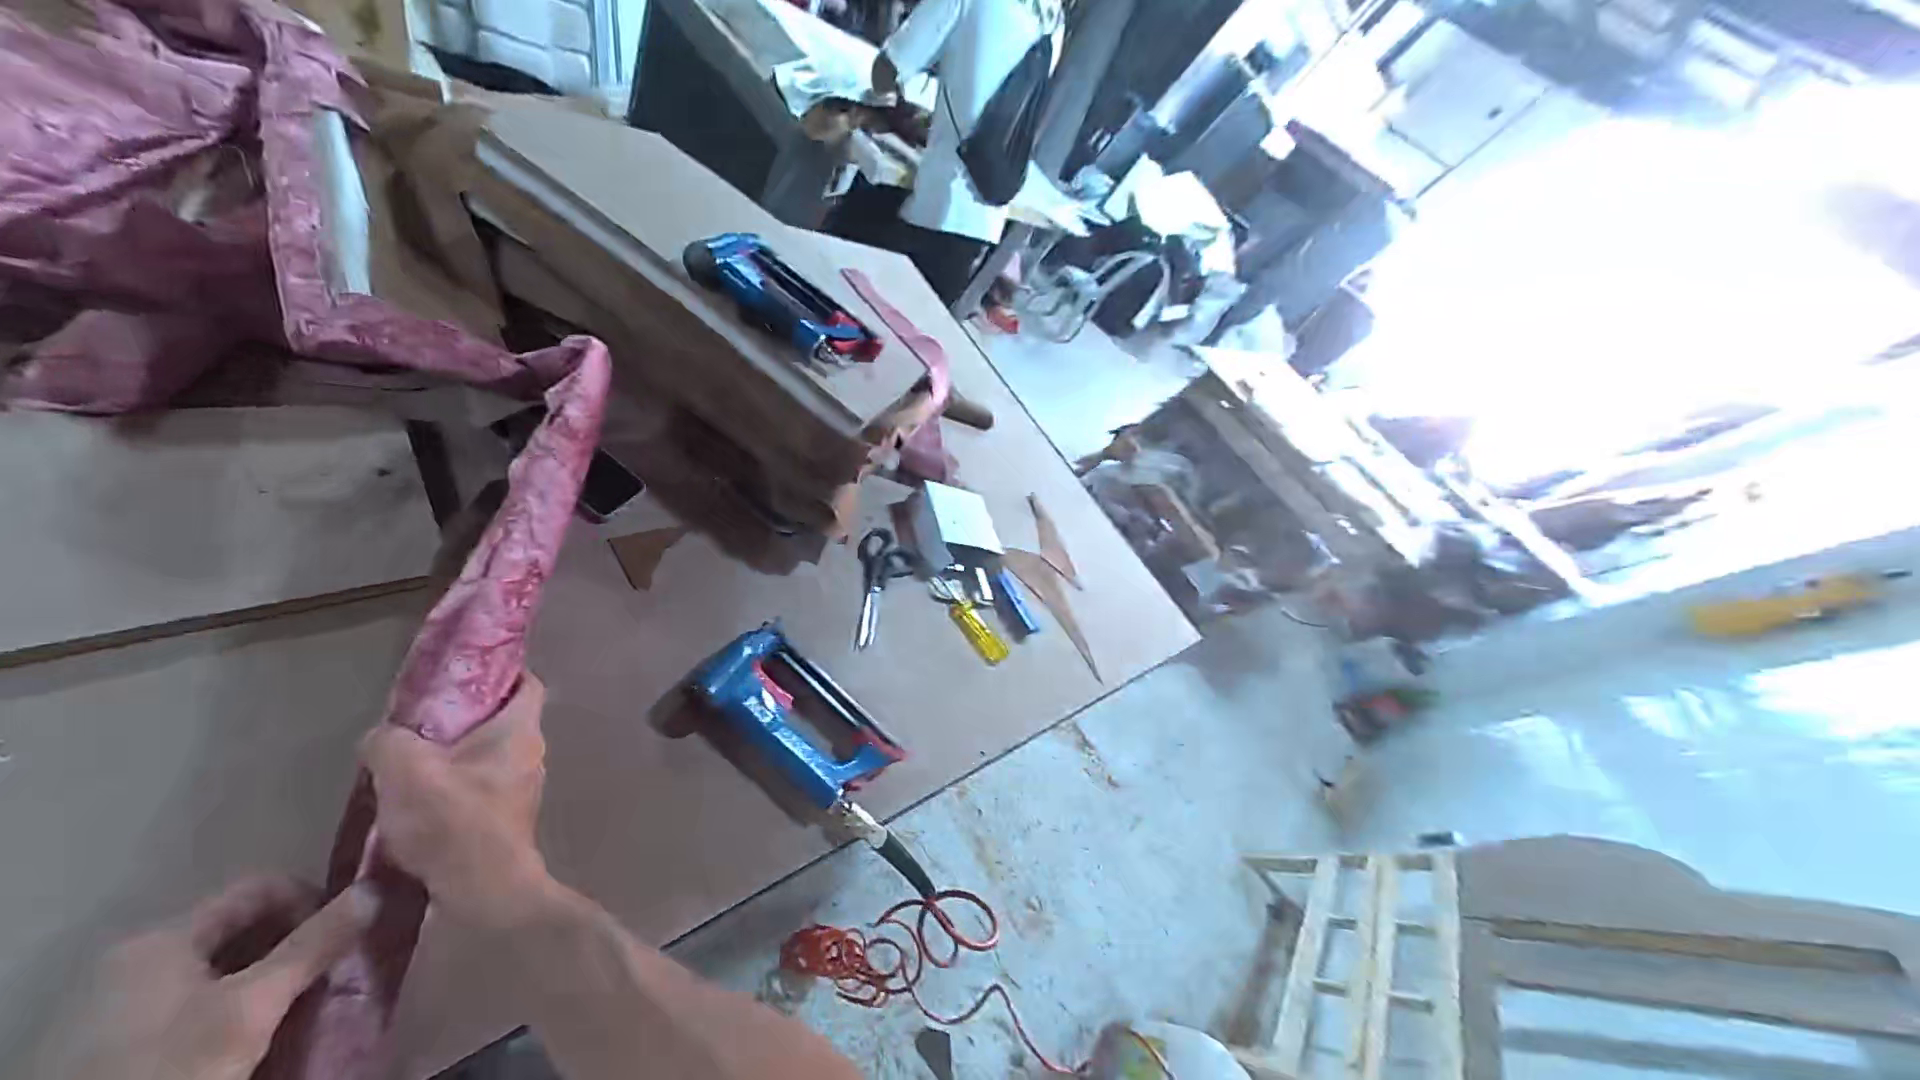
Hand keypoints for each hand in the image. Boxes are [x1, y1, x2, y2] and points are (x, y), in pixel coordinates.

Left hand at [36, 877, 376, 1079]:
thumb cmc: (167, 1069)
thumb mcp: (252, 1007)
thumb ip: (316, 943)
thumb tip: (376, 887)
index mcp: (161, 936)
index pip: (264, 886)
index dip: (314, 901)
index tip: (344, 936)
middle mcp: (133, 957)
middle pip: (242, 928)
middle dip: (294, 945)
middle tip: (328, 974)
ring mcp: (112, 1003)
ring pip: (219, 968)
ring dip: (267, 979)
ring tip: (293, 1007)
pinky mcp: (105, 1044)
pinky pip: (190, 1002)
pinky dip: (230, 1007)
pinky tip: (247, 1034)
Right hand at [362, 673, 554, 927]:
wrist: (484, 888)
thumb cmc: (454, 821)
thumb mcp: (405, 772)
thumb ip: (389, 742)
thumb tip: (383, 736)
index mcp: (521, 730)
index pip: (526, 683)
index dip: (501, 672)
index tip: (464, 674)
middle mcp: (532, 751)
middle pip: (503, 718)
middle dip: (466, 717)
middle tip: (422, 721)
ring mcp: (524, 784)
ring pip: (490, 754)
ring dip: (456, 754)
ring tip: (411, 761)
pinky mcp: (509, 813)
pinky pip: (484, 783)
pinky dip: (457, 782)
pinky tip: (421, 799)